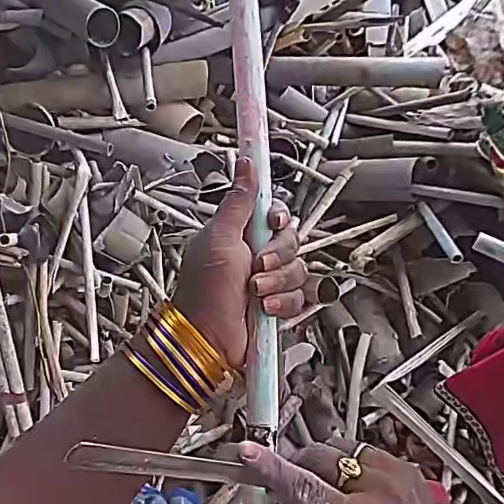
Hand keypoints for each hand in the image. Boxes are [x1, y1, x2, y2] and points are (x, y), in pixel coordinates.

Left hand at [173, 156, 308, 367]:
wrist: (206, 337)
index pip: (273, 213)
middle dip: (277, 255)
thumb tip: (245, 165)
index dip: (278, 217)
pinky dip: (284, 303)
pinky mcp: (277, 304)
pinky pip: (301, 296)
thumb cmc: (203, 292)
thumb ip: (237, 202)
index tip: (272, 223)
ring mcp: (267, 281)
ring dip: (278, 282)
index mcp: (238, 234)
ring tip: (255, 291)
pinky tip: (264, 308)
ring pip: (299, 269)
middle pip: (291, 240)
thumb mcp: (219, 238)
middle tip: (256, 265)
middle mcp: (254, 255)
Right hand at [238, 441, 449, 503]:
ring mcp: (397, 473)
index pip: (304, 487)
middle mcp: (385, 492)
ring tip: (336, 498)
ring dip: (324, 468)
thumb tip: (280, 489)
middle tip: (301, 496)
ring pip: (334, 448)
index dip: (272, 467)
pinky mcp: (402, 465)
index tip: (250, 453)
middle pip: (317, 459)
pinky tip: (353, 491)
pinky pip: (355, 450)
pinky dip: (346, 466)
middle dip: (300, 471)